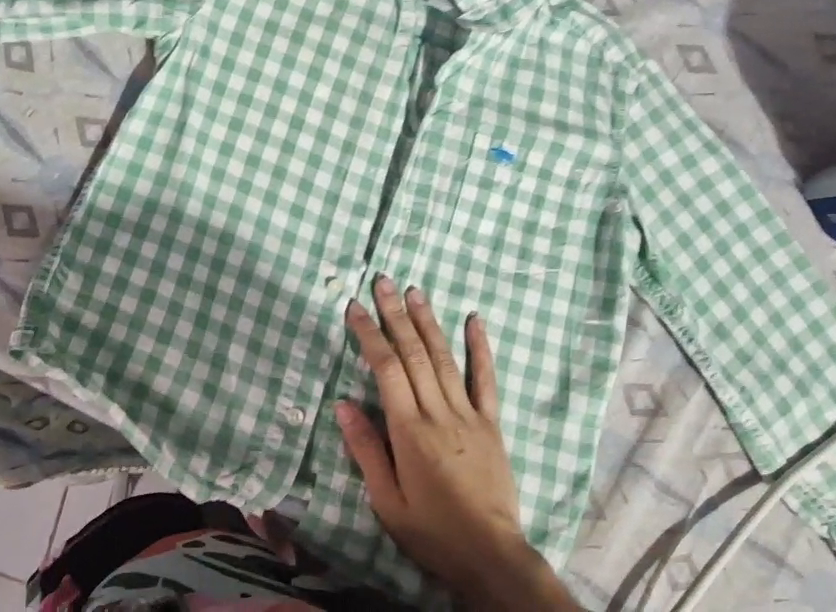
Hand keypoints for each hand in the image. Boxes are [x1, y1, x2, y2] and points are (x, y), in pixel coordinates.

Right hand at [337, 277, 573, 608]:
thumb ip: (365, 449)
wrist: (490, 555)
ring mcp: (469, 416)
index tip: (355, 307)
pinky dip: (481, 348)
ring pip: (445, 358)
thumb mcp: (386, 500)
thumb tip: (343, 403)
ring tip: (416, 291)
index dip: (369, 334)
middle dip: (396, 314)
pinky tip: (475, 320)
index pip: (386, 369)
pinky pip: (486, 380)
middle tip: (384, 281)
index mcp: (409, 431)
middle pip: (414, 354)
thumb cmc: (431, 530)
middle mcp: (439, 413)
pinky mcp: (492, 425)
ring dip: (429, 322)